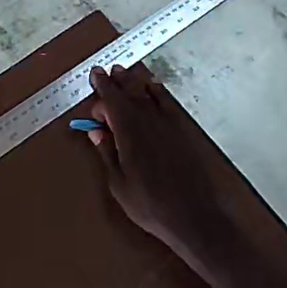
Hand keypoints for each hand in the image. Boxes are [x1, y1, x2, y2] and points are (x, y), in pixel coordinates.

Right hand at [83, 64, 239, 271]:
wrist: (192, 215)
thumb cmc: (150, 204)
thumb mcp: (118, 183)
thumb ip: (106, 152)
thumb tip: (96, 132)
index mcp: (128, 130)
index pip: (110, 99)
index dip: (101, 87)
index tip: (94, 77)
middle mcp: (148, 119)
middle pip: (128, 90)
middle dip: (115, 80)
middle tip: (106, 72)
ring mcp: (167, 122)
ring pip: (146, 92)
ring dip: (133, 81)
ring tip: (123, 73)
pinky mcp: (181, 129)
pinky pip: (167, 101)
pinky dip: (157, 90)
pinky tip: (153, 87)